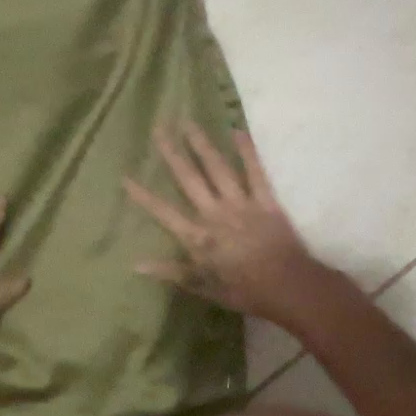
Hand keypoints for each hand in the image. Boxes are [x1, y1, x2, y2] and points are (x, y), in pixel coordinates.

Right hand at [125, 124, 327, 324]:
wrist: (290, 287)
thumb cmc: (246, 292)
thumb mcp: (205, 288)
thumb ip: (172, 272)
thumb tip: (136, 265)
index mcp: (198, 237)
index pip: (163, 212)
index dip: (143, 195)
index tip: (126, 177)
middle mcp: (215, 214)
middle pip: (189, 179)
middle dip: (172, 154)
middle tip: (159, 129)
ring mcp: (241, 204)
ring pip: (218, 169)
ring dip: (202, 145)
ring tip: (189, 123)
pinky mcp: (266, 200)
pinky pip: (255, 172)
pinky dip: (247, 151)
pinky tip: (237, 131)